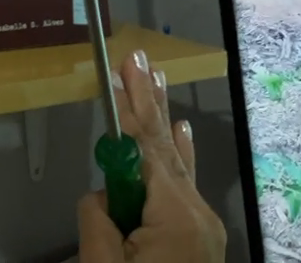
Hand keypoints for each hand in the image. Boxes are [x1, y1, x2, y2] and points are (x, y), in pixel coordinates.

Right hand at [78, 51, 227, 261]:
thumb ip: (98, 218)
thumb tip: (104, 195)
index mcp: (176, 217)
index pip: (144, 149)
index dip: (129, 107)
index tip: (122, 69)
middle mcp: (197, 215)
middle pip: (163, 147)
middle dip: (147, 101)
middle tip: (138, 58)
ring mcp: (202, 229)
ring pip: (174, 163)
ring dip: (159, 120)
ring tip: (156, 79)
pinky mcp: (198, 241)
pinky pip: (184, 185)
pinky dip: (178, 155)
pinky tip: (182, 130)